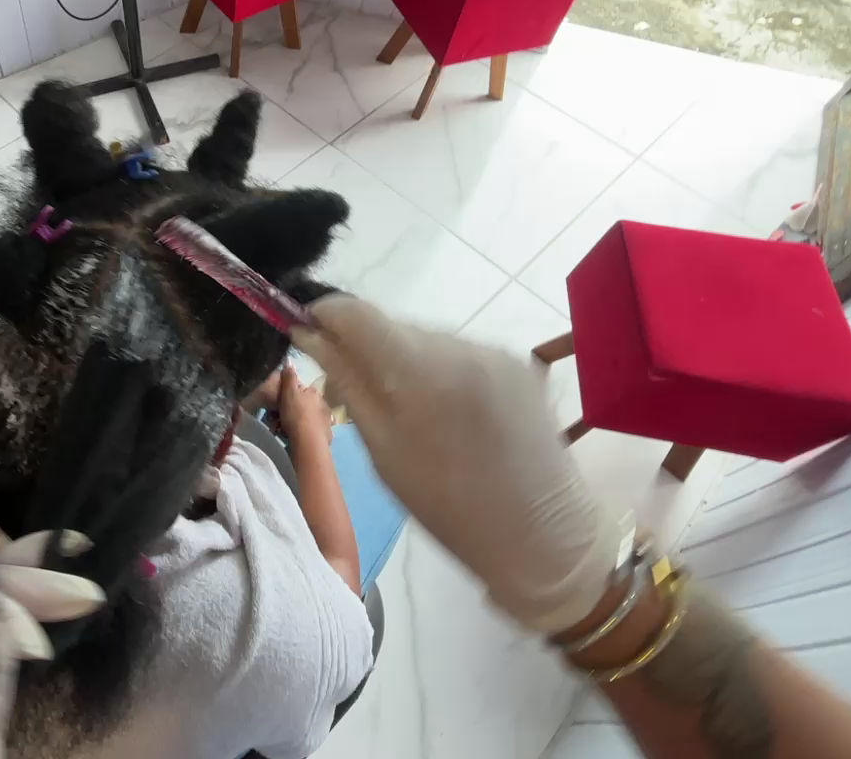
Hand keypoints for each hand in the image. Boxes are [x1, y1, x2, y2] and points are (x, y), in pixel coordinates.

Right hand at [259, 365, 330, 443]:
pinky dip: (303, 433)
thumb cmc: (296, 415)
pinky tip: (295, 438)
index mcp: (314, 392)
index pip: (299, 390)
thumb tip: (290, 360)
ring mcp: (326, 420)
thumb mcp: (288, 394)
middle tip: (275, 423)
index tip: (276, 407)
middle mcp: (323, 404)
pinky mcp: (326, 435)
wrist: (308, 443)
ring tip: (282, 432)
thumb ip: (289, 377)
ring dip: (294, 423)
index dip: (286, 397)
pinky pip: (311, 431)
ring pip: (305, 418)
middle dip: (288, 412)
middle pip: (301, 405)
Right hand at [292, 296, 625, 634]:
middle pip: (387, 323)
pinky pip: (453, 351)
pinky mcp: (514, 360)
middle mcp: (460, 345)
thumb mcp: (381, 449)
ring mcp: (492, 350)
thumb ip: (344, 381)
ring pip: (419, 336)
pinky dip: (432, 369)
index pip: (354, 310)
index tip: (306, 335)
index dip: (322, 315)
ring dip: (397, 359)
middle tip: (346, 391)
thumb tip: (307, 333)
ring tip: (399, 407)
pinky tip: (439, 409)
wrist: (545, 540)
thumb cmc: (448, 509)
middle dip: (359, 346)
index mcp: (421, 372)